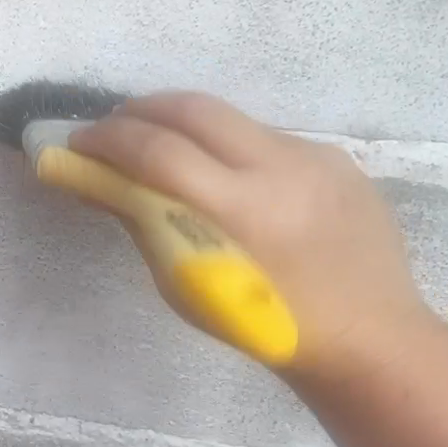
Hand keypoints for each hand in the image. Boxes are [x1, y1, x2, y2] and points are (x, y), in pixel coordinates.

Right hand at [68, 92, 439, 380]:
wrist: (371, 338)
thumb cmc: (261, 325)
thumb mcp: (185, 281)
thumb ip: (141, 220)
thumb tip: (93, 180)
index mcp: (243, 210)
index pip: (159, 149)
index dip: (108, 139)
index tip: (77, 143)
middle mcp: (282, 167)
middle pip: (194, 108)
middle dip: (139, 111)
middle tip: (109, 130)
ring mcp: (315, 156)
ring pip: (230, 118)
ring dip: (181, 126)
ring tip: (158, 151)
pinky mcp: (336, 156)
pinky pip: (263, 137)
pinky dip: (224, 146)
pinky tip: (221, 177)